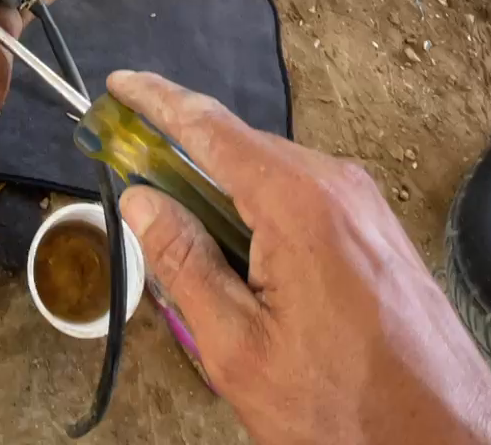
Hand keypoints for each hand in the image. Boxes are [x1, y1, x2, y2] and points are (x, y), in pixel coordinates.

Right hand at [108, 71, 490, 444]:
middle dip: (181, 148)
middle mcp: (333, 179)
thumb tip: (139, 197)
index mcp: (296, 200)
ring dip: (217, 182)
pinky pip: (297, 190)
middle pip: (236, 145)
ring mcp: (361, 199)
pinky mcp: (374, 222)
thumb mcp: (238, 347)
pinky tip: (237, 243)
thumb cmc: (340, 407)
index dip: (156, 99)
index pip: (208, 127)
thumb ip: (182, 262)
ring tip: (180, 221)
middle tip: (133, 168)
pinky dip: (254, 201)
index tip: (117, 82)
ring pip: (267, 169)